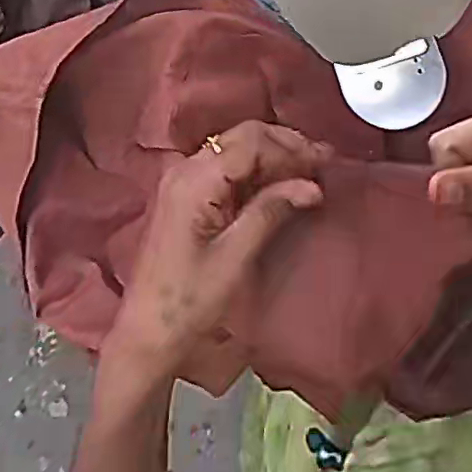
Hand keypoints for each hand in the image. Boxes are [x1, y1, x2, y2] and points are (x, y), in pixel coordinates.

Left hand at [106, 121, 330, 379]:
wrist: (147, 333)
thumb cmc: (190, 300)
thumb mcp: (236, 256)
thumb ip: (271, 210)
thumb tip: (312, 185)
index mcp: (194, 181)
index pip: (250, 142)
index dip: (290, 147)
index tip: (324, 161)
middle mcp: (185, 169)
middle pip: (242, 137)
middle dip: (284, 145)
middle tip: (321, 161)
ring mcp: (182, 181)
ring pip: (235, 149)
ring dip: (272, 155)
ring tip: (308, 170)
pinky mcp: (185, 195)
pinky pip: (226, 168)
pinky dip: (256, 170)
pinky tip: (280, 182)